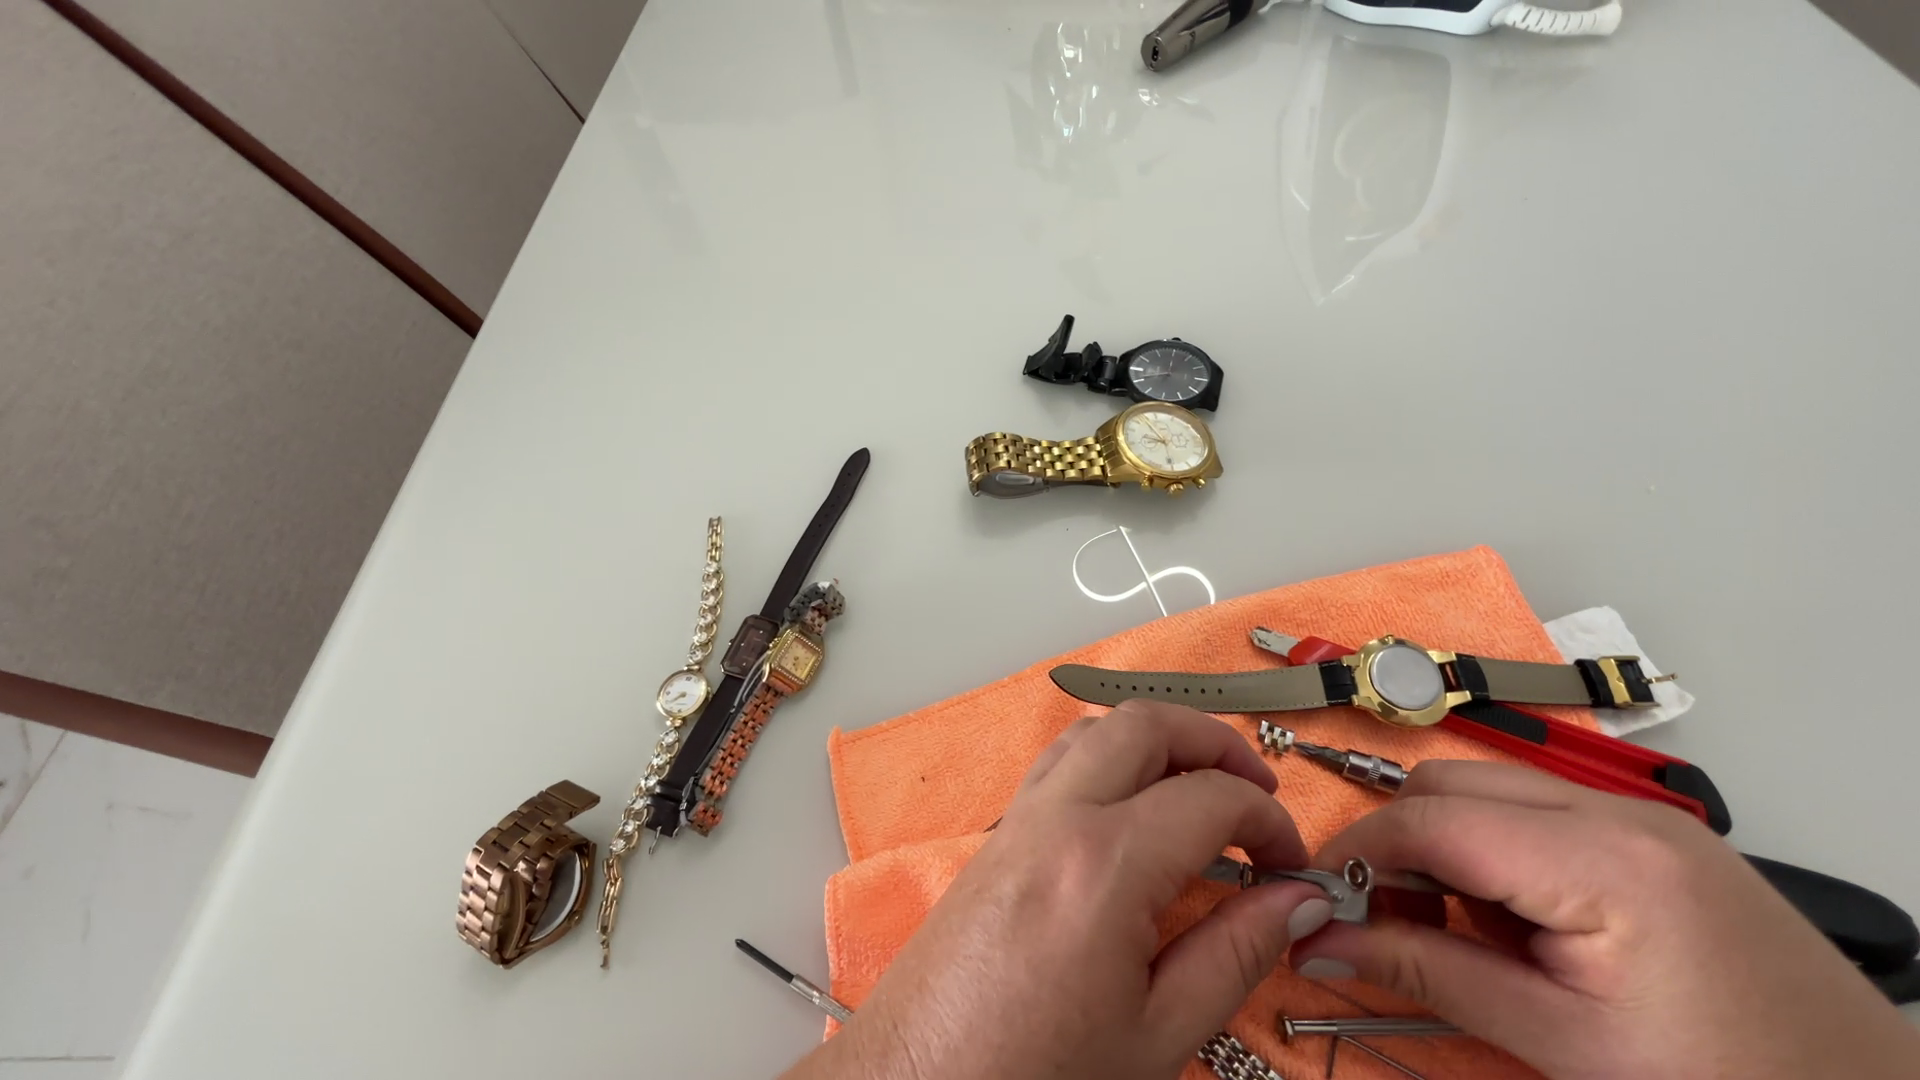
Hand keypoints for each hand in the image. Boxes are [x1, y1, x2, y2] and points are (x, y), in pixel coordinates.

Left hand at [782, 701, 1330, 1079]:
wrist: (922, 1079)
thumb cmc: (1039, 1070)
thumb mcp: (1159, 1033)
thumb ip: (1236, 952)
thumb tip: (1297, 898)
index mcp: (1104, 863)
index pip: (1209, 797)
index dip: (1268, 820)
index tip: (1292, 863)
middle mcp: (1057, 816)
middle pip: (1144, 725)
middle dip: (1213, 742)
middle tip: (1256, 792)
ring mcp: (1019, 817)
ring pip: (1095, 731)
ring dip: (1156, 741)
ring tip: (1199, 789)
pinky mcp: (997, 833)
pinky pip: (1059, 762)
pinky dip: (1109, 758)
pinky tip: (1132, 809)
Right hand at [1289, 760, 1919, 1079]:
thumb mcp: (1558, 1043)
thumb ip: (1426, 975)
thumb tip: (1315, 941)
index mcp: (1602, 860)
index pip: (1431, 820)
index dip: (1357, 852)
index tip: (1319, 900)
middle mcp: (1616, 810)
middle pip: (1448, 785)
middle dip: (1396, 842)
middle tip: (1385, 920)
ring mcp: (1639, 813)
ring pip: (1483, 789)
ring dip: (1441, 844)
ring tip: (1456, 929)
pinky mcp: (1651, 830)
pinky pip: (1529, 810)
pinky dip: (1490, 849)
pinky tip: (1512, 918)